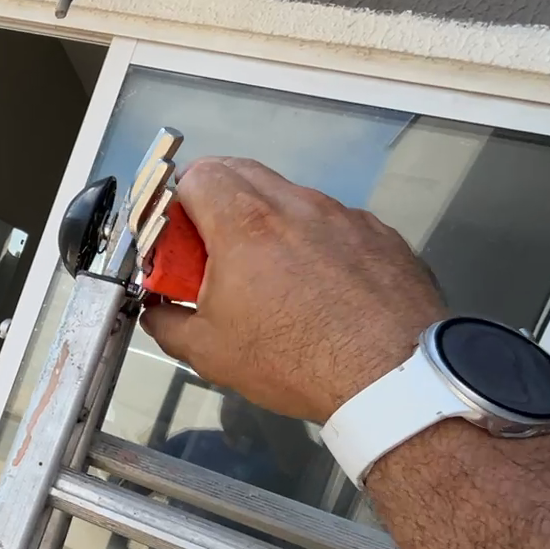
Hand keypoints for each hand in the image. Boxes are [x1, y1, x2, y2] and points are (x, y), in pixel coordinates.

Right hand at [139, 157, 445, 423]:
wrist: (393, 378)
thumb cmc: (289, 358)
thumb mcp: (206, 351)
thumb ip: (166, 322)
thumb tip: (156, 312)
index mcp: (244, 224)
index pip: (197, 175)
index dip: (176, 201)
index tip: (175, 238)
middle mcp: (295, 205)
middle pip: (240, 171)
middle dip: (214, 201)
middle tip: (209, 248)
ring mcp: (344, 215)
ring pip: (287, 196)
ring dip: (264, 220)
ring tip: (267, 272)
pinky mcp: (381, 234)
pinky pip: (330, 222)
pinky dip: (310, 240)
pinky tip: (316, 286)